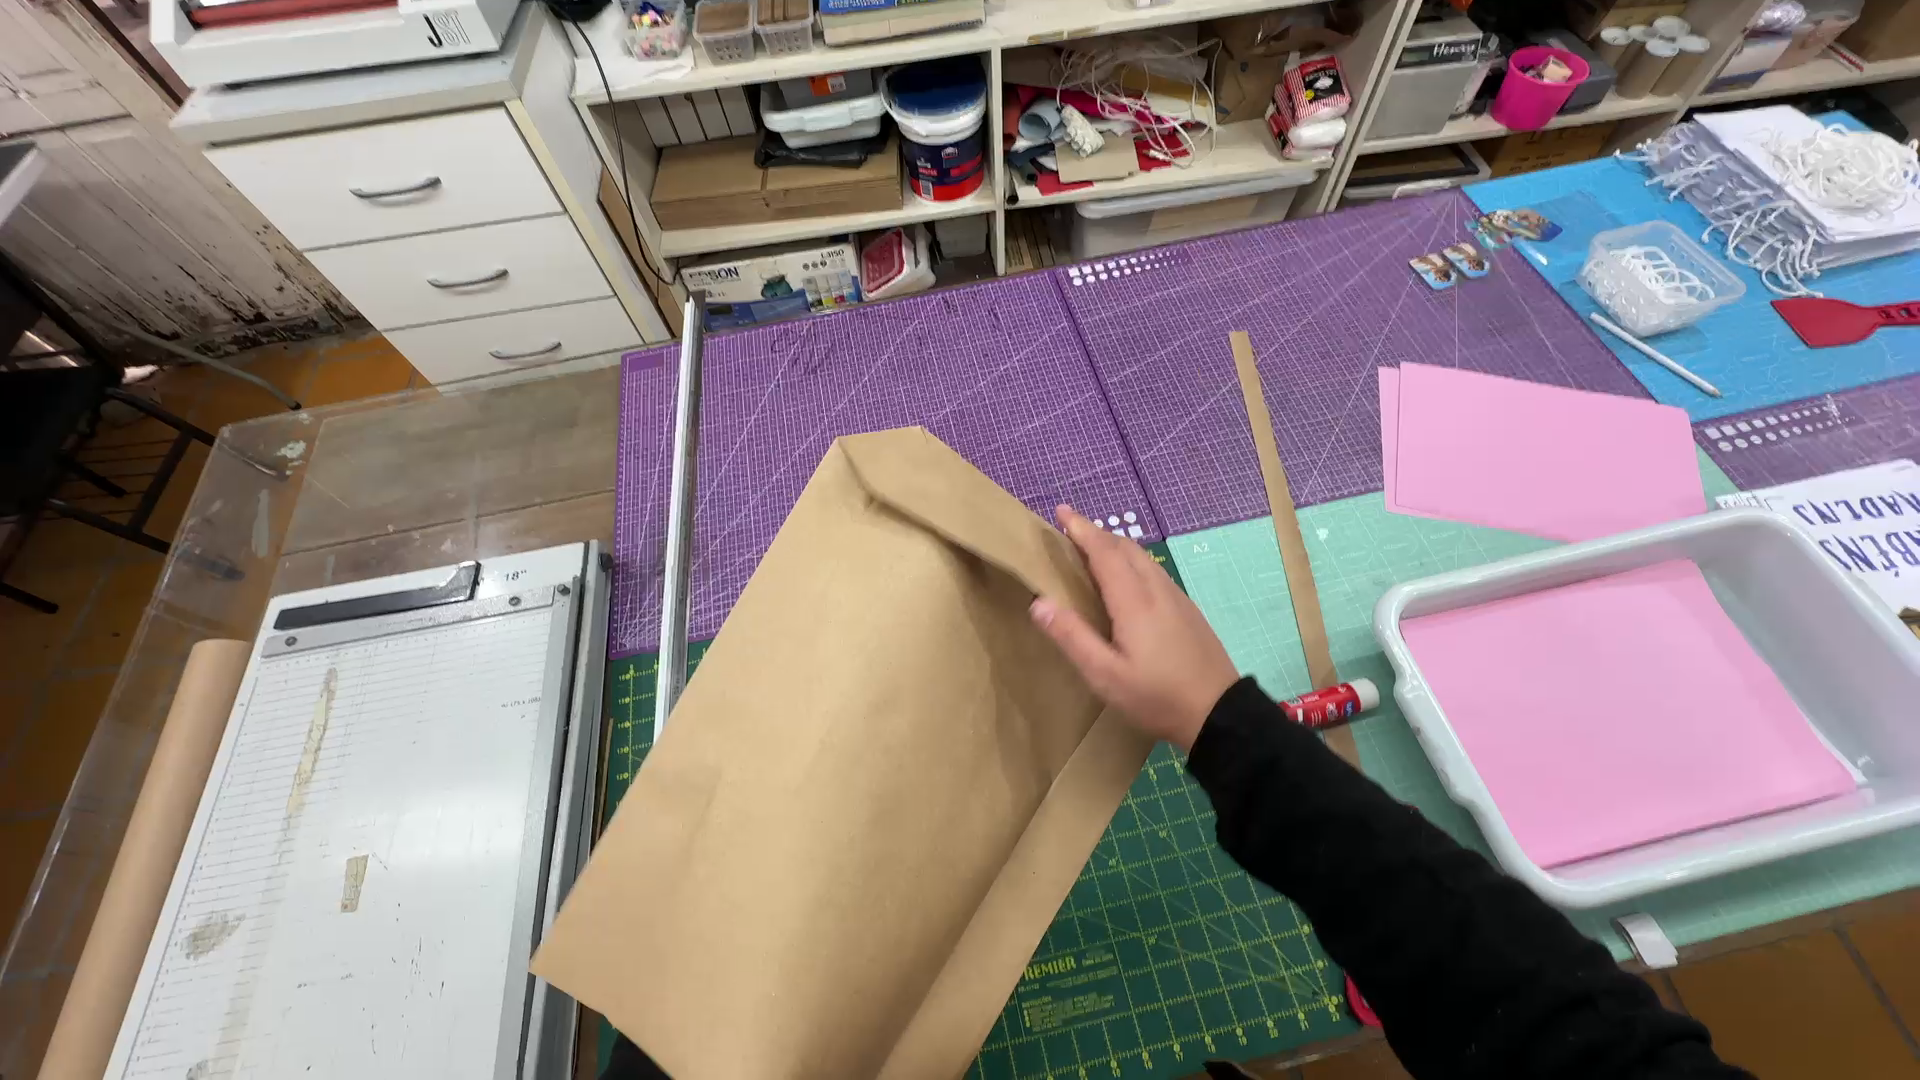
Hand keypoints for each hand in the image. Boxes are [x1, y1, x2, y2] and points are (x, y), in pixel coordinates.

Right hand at [1031, 505, 1239, 751]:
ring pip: (1143, 558)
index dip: (1081, 529)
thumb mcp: (1105, 675)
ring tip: (1093, 550)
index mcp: (1133, 601)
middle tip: (1070, 531)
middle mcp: (1156, 589)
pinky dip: (1131, 562)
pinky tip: (1127, 580)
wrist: (1220, 713)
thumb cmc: (1156, 696)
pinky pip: (1154, 571)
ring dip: (1116, 546)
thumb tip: (1039, 602)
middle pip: (1125, 547)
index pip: (1103, 552)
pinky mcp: (1188, 610)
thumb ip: (1072, 637)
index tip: (1061, 511)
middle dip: (1097, 533)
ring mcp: (1177, 598)